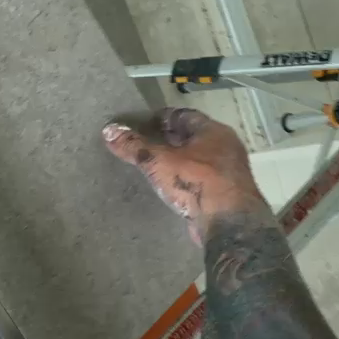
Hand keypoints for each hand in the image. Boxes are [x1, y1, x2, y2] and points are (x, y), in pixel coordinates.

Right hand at [103, 108, 266, 242]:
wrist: (229, 223)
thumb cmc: (195, 183)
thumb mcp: (158, 161)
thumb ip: (134, 146)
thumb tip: (109, 130)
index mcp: (213, 131)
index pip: (184, 115)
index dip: (161, 117)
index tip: (141, 123)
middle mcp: (224, 146)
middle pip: (191, 136)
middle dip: (167, 138)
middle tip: (141, 142)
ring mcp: (227, 170)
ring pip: (196, 157)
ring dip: (176, 158)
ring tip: (151, 163)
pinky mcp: (224, 191)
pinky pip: (198, 176)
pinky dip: (183, 175)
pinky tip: (167, 183)